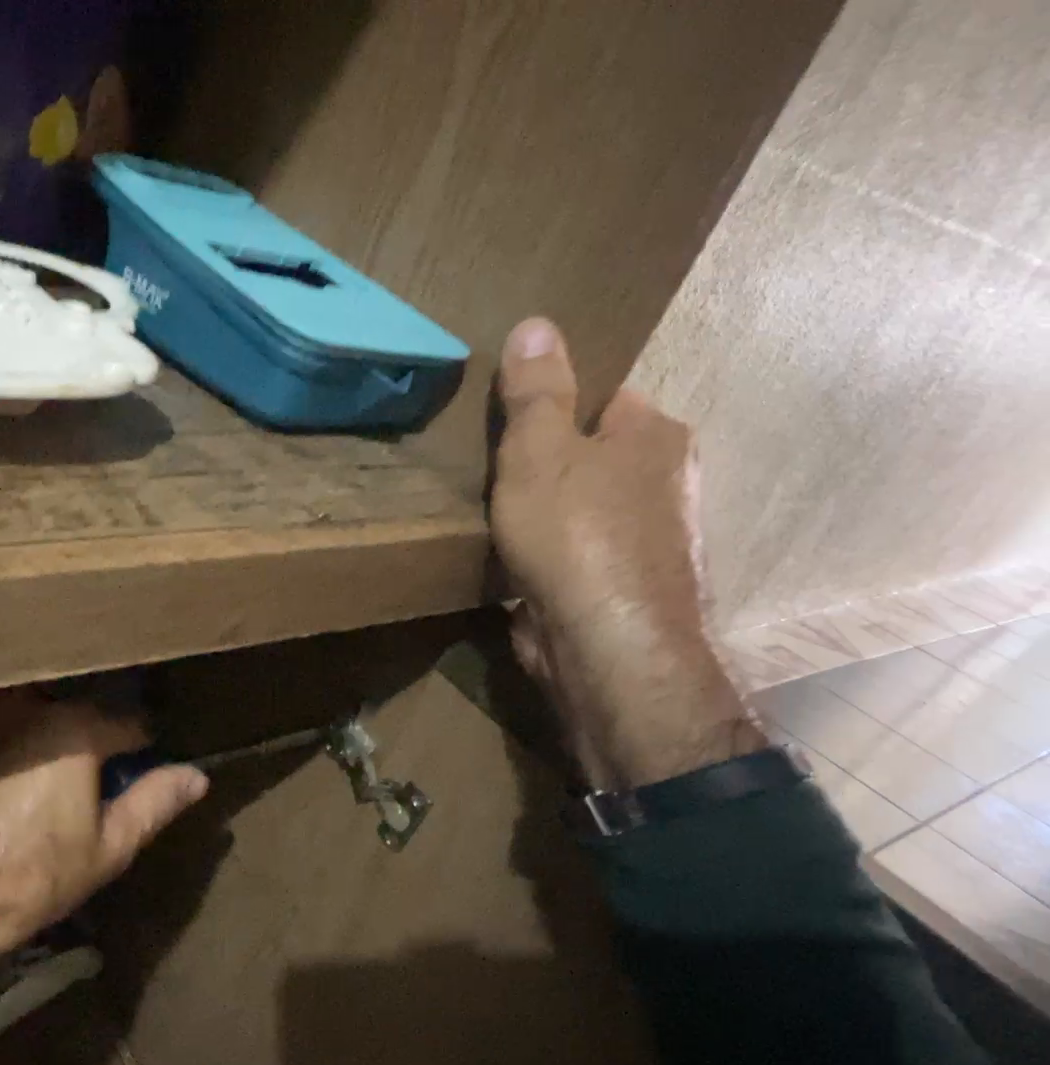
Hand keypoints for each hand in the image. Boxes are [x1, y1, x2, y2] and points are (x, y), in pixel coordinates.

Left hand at [0, 689, 207, 1005]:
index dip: (147, 751)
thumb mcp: (108, 847)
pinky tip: (25, 797)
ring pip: (48, 722)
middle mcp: (34, 709)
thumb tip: (196, 776)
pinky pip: (15, 735)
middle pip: (87, 716)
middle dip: (102, 745)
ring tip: (67, 794)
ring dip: (62, 747)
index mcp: (76, 727)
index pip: (132, 723)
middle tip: (106, 791)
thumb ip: (154, 803)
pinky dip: (29, 753)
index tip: (148, 776)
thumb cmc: (32, 875)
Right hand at [491, 317, 764, 789]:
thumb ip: (537, 390)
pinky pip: (583, 548)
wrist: (608, 645)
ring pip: (589, 502)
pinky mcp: (629, 584)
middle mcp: (669, 480)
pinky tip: (520, 558)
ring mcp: (654, 537)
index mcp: (656, 435)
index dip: (556, 402)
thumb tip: (537, 322)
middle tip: (492, 466)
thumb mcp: (539, 449)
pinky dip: (555, 549)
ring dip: (550, 507)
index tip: (508, 420)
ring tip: (497, 511)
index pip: (607, 394)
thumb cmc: (574, 534)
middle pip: (596, 450)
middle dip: (550, 458)